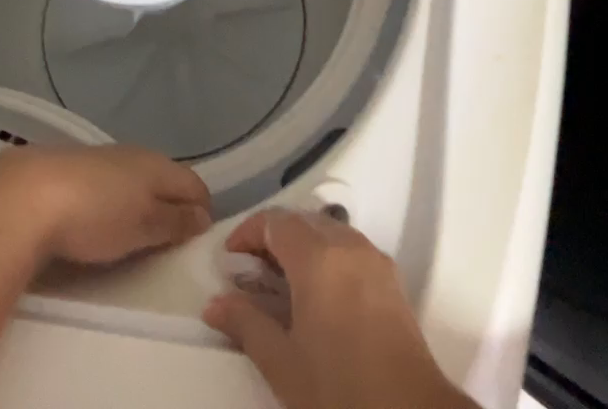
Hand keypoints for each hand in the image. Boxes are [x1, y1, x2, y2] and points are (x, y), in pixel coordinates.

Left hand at [0, 145, 211, 265]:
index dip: (201, 210)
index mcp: (156, 164)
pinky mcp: (61, 168)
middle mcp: (130, 153)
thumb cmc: (93, 216)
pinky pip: (97, 184)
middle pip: (162, 178)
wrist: (17, 199)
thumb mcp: (142, 227)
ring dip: (134, 200)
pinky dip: (103, 200)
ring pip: (128, 178)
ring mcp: (93, 157)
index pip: (194, 184)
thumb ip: (175, 221)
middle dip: (168, 204)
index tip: (196, 241)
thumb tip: (203, 215)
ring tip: (127, 232)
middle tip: (164, 241)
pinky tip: (88, 219)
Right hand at [203, 209, 478, 408]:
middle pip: (304, 221)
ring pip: (330, 231)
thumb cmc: (338, 386)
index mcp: (320, 257)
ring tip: (281, 285)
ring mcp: (376, 259)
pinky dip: (328, 256)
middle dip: (274, 237)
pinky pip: (352, 248)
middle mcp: (350, 246)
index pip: (277, 221)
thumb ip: (246, 324)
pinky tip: (317, 295)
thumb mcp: (282, 361)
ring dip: (302, 245)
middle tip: (251, 273)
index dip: (248, 233)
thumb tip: (216, 304)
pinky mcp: (392, 279)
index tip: (230, 260)